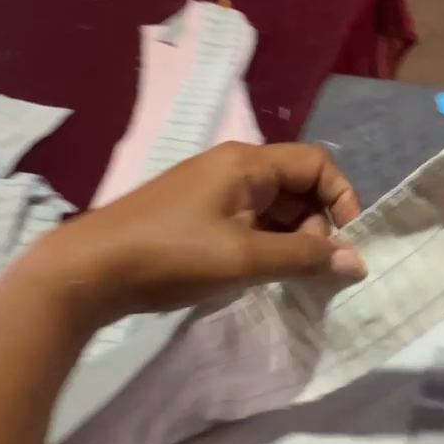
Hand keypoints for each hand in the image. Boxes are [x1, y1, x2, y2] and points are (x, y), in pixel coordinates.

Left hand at [25, 142, 366, 317]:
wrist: (87, 272)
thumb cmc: (171, 255)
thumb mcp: (245, 258)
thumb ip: (304, 258)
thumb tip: (355, 262)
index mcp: (247, 164)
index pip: (317, 164)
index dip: (342, 198)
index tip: (345, 243)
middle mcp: (234, 169)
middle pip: (298, 188)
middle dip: (316, 227)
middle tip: (311, 270)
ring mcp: (213, 193)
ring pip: (274, 210)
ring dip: (291, 242)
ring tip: (288, 279)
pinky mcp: (198, 217)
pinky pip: (249, 224)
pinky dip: (265, 247)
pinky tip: (259, 277)